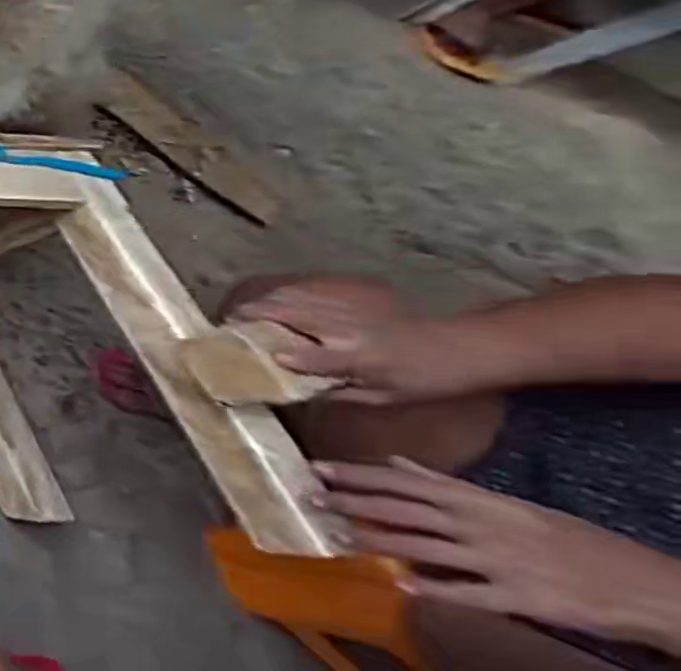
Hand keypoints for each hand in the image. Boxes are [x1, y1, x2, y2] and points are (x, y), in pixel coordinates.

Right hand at [232, 289, 483, 403]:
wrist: (461, 347)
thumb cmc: (424, 381)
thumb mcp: (384, 398)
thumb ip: (336, 392)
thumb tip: (293, 389)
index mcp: (354, 358)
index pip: (304, 355)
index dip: (273, 353)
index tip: (242, 354)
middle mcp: (341, 329)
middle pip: (283, 313)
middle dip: (249, 317)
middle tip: (226, 327)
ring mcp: (341, 308)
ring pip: (286, 296)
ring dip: (257, 302)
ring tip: (237, 312)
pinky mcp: (344, 297)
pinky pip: (300, 290)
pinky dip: (276, 294)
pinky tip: (266, 299)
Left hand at [317, 458, 680, 652]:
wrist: (647, 585)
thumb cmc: (569, 538)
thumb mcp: (505, 503)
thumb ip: (445, 483)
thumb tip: (396, 463)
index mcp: (473, 500)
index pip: (400, 481)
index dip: (356, 474)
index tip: (317, 468)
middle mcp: (477, 525)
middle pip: (400, 510)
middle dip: (352, 503)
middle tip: (310, 497)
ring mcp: (497, 562)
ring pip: (422, 548)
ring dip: (376, 542)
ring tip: (337, 537)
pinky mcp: (521, 599)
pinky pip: (468, 593)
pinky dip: (435, 588)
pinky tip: (403, 584)